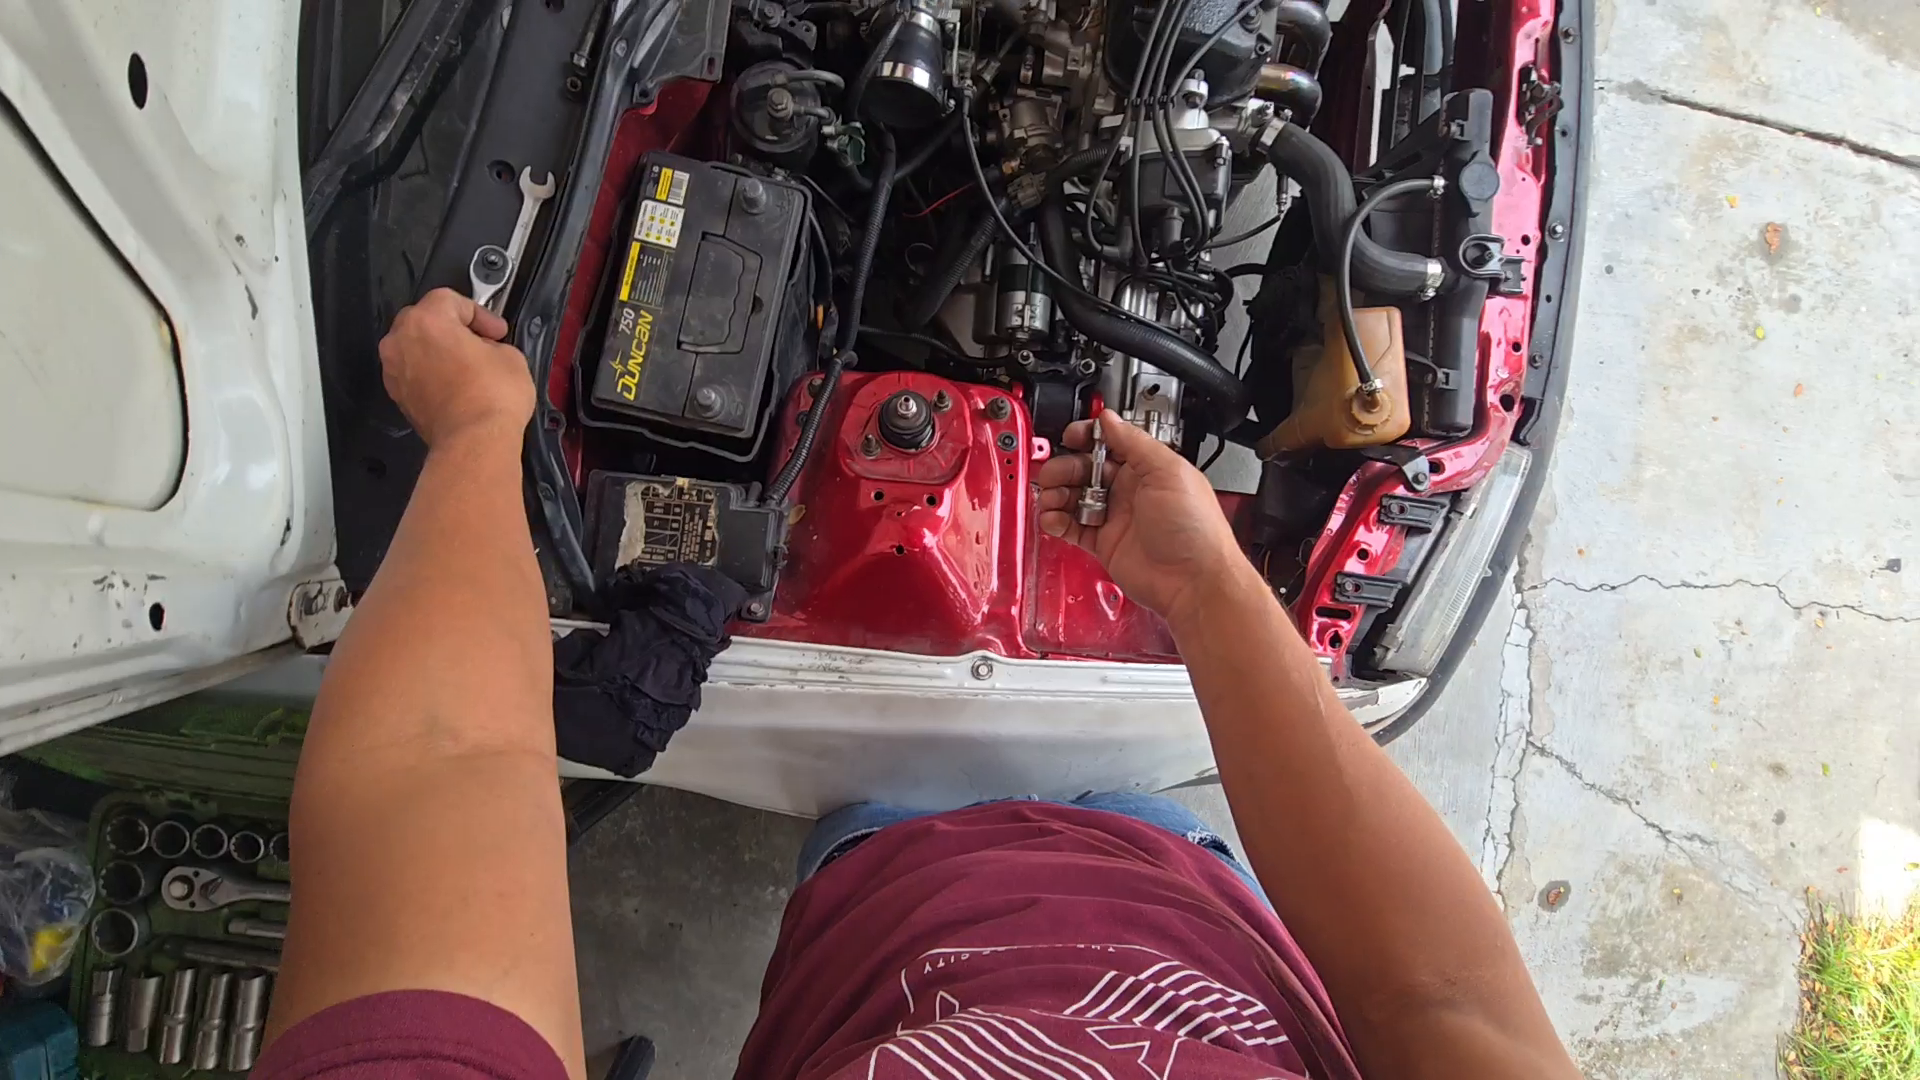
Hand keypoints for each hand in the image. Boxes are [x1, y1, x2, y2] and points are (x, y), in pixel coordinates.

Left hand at [378, 288, 535, 447]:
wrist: (475, 440)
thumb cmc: (491, 399)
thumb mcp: (513, 358)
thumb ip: (495, 344)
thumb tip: (489, 350)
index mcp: (427, 321)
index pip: (449, 299)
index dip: (480, 313)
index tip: (496, 330)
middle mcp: (402, 341)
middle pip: (425, 319)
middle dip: (455, 329)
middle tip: (483, 344)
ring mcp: (395, 369)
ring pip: (417, 347)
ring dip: (441, 352)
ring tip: (471, 368)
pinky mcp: (399, 395)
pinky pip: (415, 373)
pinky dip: (434, 374)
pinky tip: (460, 388)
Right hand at [1035, 410, 1252, 623]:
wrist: (1193, 581)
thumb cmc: (1195, 529)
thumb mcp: (1167, 472)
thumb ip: (1134, 442)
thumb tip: (1109, 419)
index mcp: (1146, 468)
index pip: (1109, 443)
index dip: (1086, 438)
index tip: (1070, 437)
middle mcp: (1129, 491)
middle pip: (1085, 470)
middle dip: (1065, 468)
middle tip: (1053, 474)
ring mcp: (1115, 518)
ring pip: (1074, 498)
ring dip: (1056, 495)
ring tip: (1050, 498)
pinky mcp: (1104, 544)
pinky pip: (1072, 528)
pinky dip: (1057, 522)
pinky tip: (1053, 519)